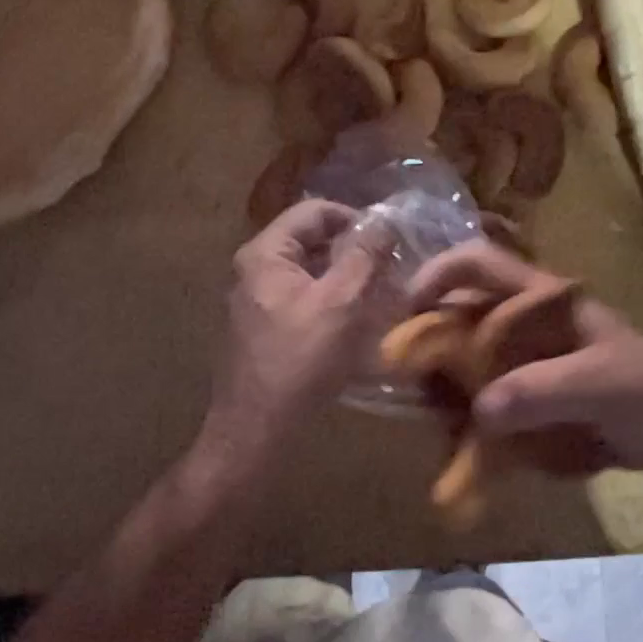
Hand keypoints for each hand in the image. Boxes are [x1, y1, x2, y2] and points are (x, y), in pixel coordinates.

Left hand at [208, 200, 395, 454]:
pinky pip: (301, 298)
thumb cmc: (300, 360)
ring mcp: (254, 300)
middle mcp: (253, 269)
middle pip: (311, 241)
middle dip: (352, 251)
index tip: (389, 241)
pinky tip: (354, 323)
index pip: (315, 211)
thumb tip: (383, 222)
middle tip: (388, 269)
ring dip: (344, 278)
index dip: (355, 219)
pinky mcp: (261, 328)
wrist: (256, 430)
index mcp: (265, 253)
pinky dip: (329, 301)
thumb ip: (364, 256)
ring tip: (378, 296)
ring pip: (308, 272)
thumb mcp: (342, 303)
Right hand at [409, 242, 642, 474]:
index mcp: (542, 298)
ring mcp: (527, 360)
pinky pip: (484, 398)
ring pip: (467, 357)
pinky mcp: (530, 396)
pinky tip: (458, 442)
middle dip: (430, 338)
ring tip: (431, 415)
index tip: (410, 307)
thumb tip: (482, 409)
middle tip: (409, 377)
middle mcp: (525, 322)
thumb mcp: (598, 383)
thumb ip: (542, 390)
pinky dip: (466, 416)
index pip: (480, 262)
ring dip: (444, 382)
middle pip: (462, 312)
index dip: (439, 272)